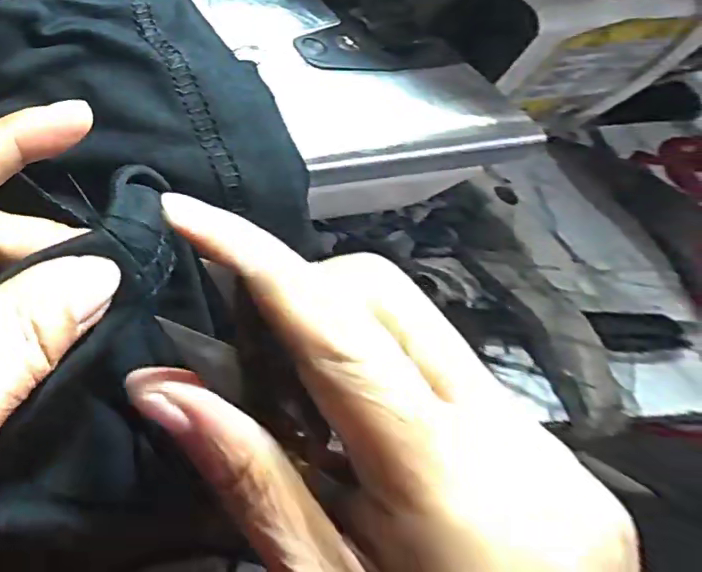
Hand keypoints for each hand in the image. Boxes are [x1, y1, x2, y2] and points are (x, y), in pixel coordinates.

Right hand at [127, 195, 638, 571]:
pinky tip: (338, 433)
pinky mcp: (548, 460)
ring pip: (405, 318)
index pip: (339, 331)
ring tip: (284, 404)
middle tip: (235, 351)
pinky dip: (360, 361)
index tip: (181, 213)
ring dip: (321, 324)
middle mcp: (518, 446)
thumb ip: (248, 478)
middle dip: (289, 287)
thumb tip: (154, 385)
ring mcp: (545, 451)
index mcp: (462, 488)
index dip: (251, 257)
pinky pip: (431, 360)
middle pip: (378, 292)